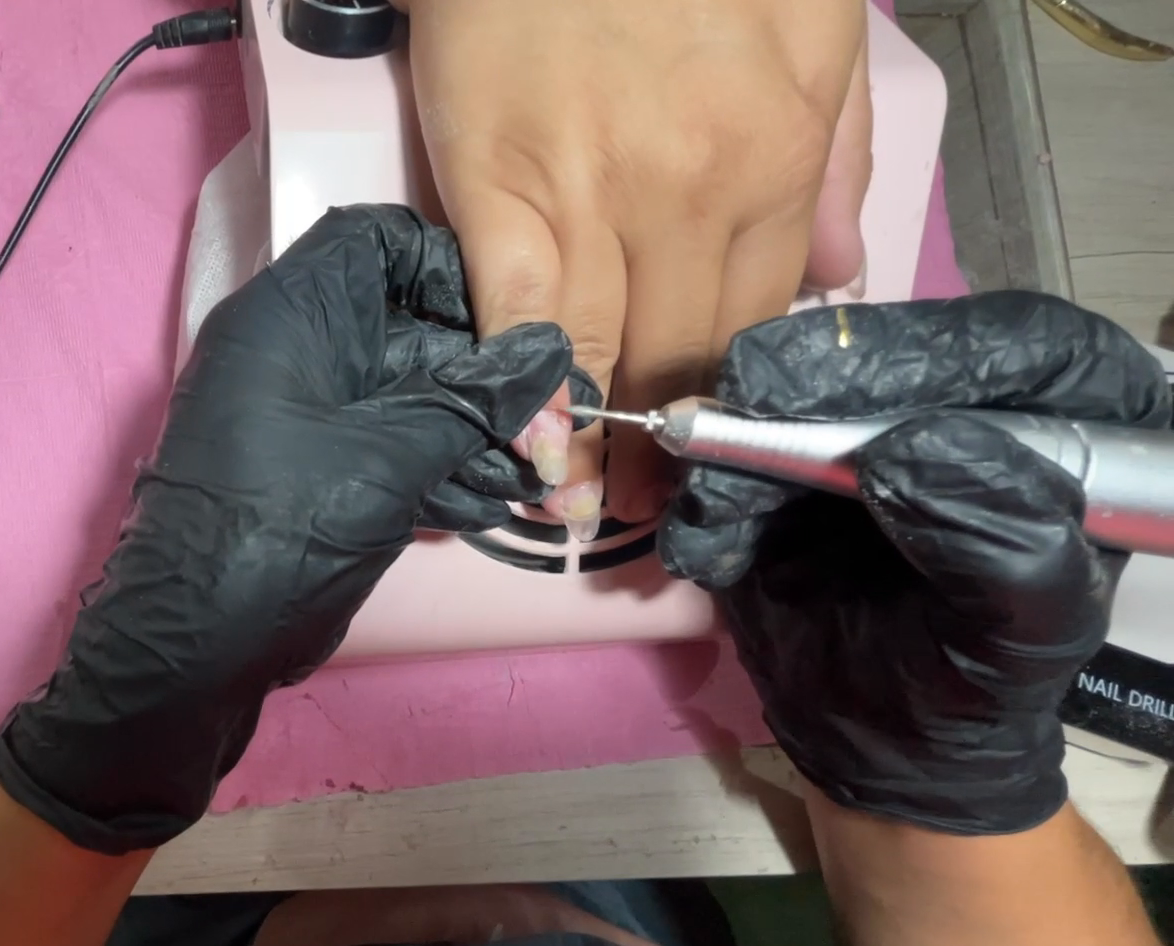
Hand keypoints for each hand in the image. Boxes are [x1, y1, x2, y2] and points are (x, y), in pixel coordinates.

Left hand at [0, 206, 578, 852]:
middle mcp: (293, 354)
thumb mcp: (388, 458)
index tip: (509, 317)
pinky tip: (489, 505)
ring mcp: (303, 418)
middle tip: (550, 424)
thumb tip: (548, 351)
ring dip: (470, 437)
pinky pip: (384, 450)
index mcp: (289, 317)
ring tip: (535, 479)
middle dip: (480, 378)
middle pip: (404, 330)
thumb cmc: (282, 528)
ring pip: (403, 400)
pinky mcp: (317, 473)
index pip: (373, 243)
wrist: (202, 644)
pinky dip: (435, 472)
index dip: (447, 267)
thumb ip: (473, 400)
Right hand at [395, 0, 871, 533]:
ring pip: (601, 351)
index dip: (724, 404)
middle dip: (659, 443)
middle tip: (638, 506)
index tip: (705, 462)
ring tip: (578, 508)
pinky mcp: (501, 196)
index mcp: (775, 147)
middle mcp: (692, 188)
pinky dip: (530, 388)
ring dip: (592, 443)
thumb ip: (830, 149)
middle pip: (677, 350)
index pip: (752, 318)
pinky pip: (520, 314)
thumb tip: (833, 275)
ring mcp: (591, 198)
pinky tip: (533, 453)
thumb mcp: (806, 14)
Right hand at [660, 293, 1171, 833]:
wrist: (867, 736)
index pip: (1003, 347)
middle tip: (720, 432)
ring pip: (772, 406)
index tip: (808, 388)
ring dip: (721, 459)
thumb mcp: (1015, 633)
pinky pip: (720, 461)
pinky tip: (703, 553)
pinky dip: (697, 501)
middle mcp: (947, 418)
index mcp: (1059, 436)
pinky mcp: (773, 478)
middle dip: (784, 396)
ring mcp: (849, 445)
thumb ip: (998, 542)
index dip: (906, 352)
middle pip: (867, 358)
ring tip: (710, 532)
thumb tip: (903, 445)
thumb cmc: (966, 690)